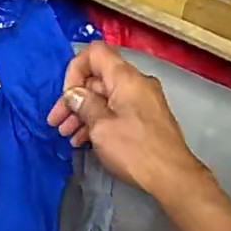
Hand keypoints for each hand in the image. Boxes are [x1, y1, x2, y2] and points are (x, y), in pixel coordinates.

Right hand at [45, 43, 208, 200]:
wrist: (172, 176)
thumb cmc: (135, 150)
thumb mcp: (101, 127)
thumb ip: (84, 105)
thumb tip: (74, 94)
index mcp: (126, 77)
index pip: (94, 53)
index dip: (74, 70)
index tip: (66, 96)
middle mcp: (137, 83)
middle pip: (98, 79)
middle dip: (74, 100)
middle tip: (58, 124)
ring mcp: (144, 102)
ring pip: (107, 98)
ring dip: (84, 114)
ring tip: (68, 136)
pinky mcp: (147, 120)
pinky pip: (118, 112)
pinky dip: (101, 122)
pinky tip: (85, 141)